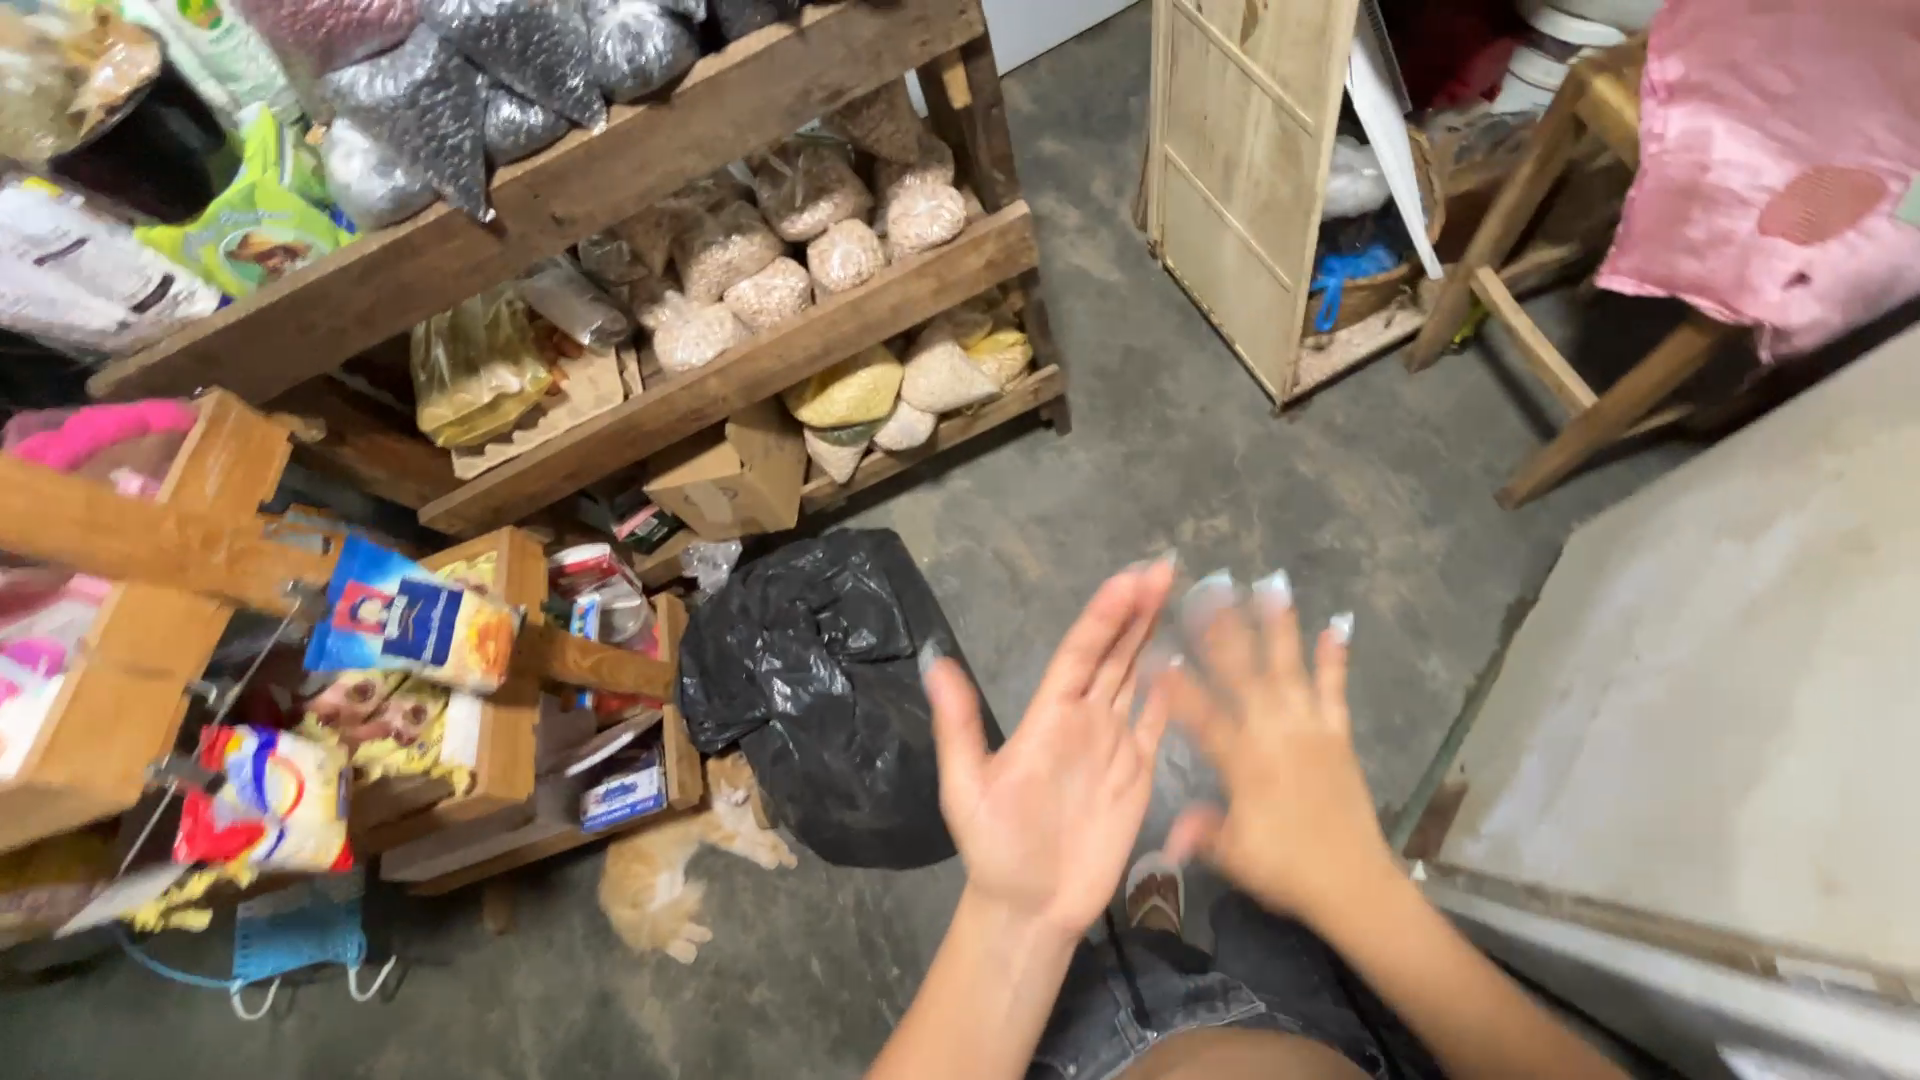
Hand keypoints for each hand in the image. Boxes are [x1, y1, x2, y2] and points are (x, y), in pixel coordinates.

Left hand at [925, 557, 1176, 939]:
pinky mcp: (1136, 773)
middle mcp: (1082, 718)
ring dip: (1153, 637)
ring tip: (1176, 596)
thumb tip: (935, 663)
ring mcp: (1111, 743)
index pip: (1080, 652)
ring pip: (1135, 677)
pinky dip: (1170, 692)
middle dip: (1136, 610)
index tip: (1130, 579)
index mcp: (1047, 714)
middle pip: (1113, 653)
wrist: (1028, 906)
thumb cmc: (995, 848)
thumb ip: (958, 726)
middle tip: (1163, 569)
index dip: (1104, 616)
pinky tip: (1182, 662)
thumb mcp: (966, 787)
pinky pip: (1156, 723)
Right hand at [1161, 574, 1398, 927]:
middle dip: (1222, 631)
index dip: (1176, 683)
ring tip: (1270, 586)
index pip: (1200, 713)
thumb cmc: (1287, 869)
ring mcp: (1309, 730)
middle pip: (1242, 675)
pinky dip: (1334, 659)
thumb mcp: (1234, 855)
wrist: (1356, 885)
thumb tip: (1169, 830)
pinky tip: (1334, 627)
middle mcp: (1273, 735)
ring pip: (1288, 670)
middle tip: (1209, 591)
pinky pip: (1333, 691)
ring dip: (1277, 628)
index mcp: (1242, 762)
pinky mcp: (1338, 735)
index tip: (1157, 650)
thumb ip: (1201, 831)